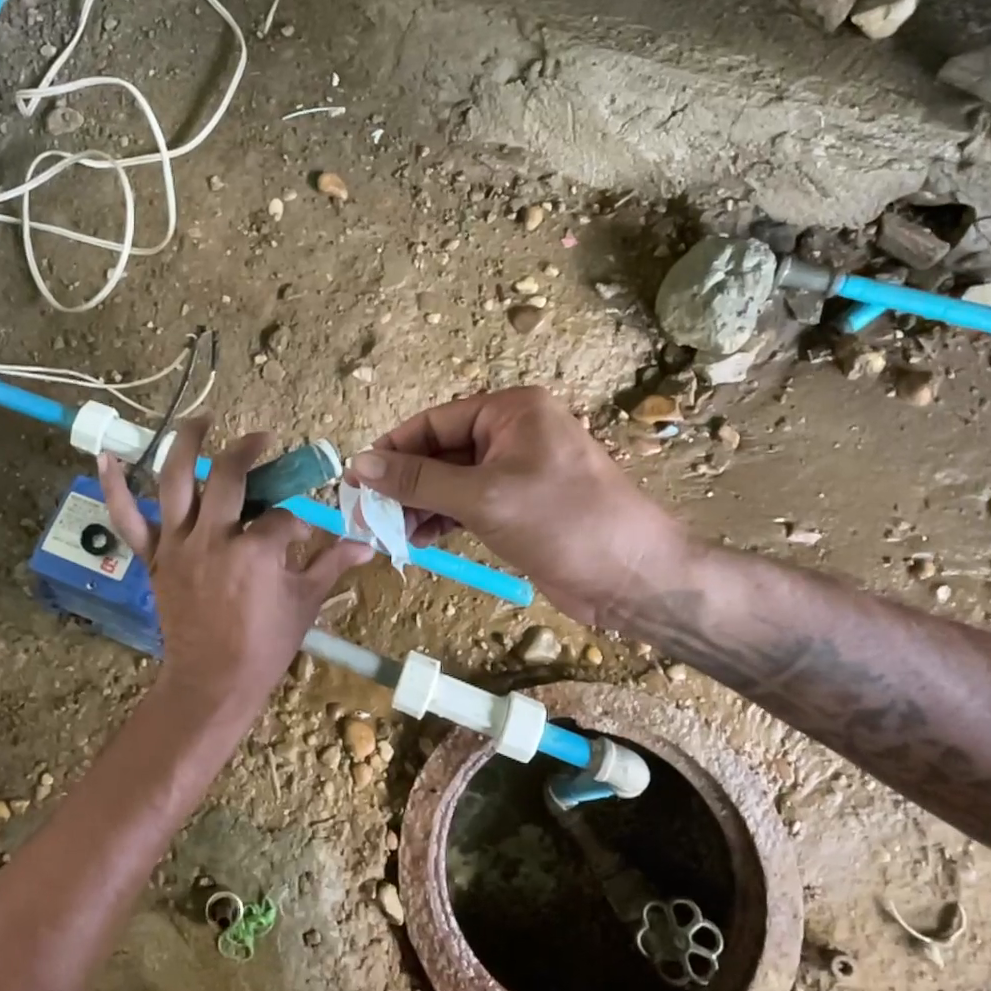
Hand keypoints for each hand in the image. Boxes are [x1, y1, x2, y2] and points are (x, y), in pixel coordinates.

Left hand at [98, 418, 372, 705]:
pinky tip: (106, 457)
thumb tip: (366, 543)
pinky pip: (128, 520)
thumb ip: (332, 564)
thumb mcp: (305, 602)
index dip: (293, 523)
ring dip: (186, 443)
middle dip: (248, 451)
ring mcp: (178, 545)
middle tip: (261, 440)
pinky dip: (114, 488)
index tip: (297, 537)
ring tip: (200, 419)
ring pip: (175, 481)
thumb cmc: (265, 646)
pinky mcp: (153, 558)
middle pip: (228, 476)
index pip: (281, 516)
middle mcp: (213, 538)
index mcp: (256, 551)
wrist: (213, 682)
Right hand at [345, 387, 687, 624]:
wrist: (634, 579)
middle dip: (404, 484)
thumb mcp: (484, 497)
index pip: (434, 422)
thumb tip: (360, 465)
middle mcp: (512, 434)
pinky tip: (418, 541)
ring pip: (450, 482)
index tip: (356, 480)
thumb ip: (419, 480)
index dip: (392, 450)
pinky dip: (441, 521)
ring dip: (418, 506)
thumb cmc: (565, 522)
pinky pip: (466, 505)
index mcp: (511, 411)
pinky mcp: (518, 507)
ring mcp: (516, 472)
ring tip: (389, 535)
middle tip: (367, 514)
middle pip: (439, 452)